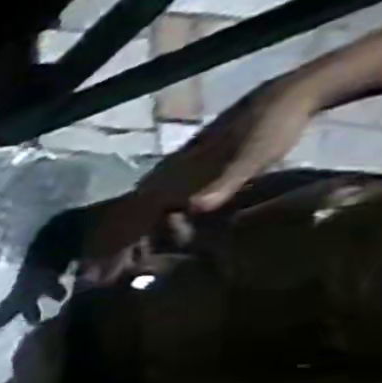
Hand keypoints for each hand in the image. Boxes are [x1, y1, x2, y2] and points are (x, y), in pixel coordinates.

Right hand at [81, 79, 320, 284]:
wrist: (283, 100)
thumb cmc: (270, 129)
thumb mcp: (251, 157)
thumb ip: (222, 184)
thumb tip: (190, 208)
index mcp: (169, 181)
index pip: (130, 223)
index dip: (113, 251)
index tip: (98, 279)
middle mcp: (160, 183)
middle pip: (125, 224)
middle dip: (110, 253)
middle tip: (97, 282)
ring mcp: (170, 181)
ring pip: (136, 219)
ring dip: (126, 244)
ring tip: (120, 268)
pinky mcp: (183, 180)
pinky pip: (153, 212)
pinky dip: (147, 231)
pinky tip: (153, 242)